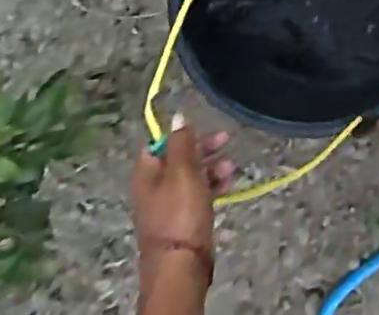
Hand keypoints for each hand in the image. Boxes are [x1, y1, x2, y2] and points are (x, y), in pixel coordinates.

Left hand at [132, 116, 234, 301]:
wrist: (181, 263)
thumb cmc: (179, 210)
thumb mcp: (183, 169)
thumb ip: (182, 141)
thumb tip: (177, 115)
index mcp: (147, 173)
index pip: (160, 143)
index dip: (182, 134)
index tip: (204, 129)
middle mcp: (154, 186)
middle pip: (179, 157)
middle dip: (203, 148)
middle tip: (226, 140)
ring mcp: (168, 204)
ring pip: (192, 175)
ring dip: (212, 166)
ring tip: (231, 168)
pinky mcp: (183, 218)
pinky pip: (198, 193)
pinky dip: (213, 185)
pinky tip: (228, 184)